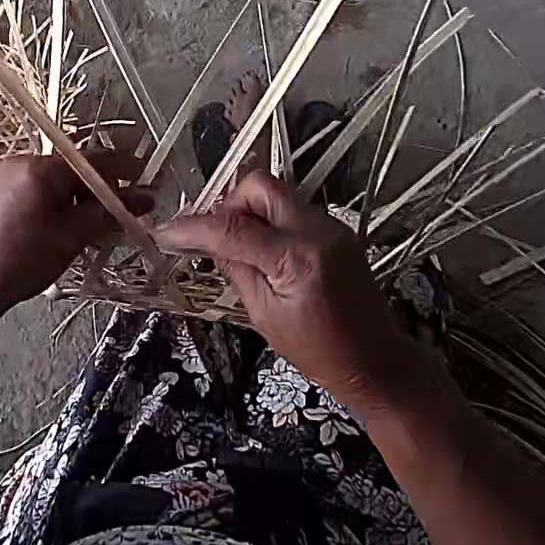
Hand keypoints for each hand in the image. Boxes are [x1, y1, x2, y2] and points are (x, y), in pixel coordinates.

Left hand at [0, 151, 152, 328]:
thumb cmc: (22, 260)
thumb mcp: (73, 236)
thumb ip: (110, 213)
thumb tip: (145, 198)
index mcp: (40, 168)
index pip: (92, 160)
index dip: (123, 169)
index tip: (144, 178)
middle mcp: (21, 163)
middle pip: (74, 168)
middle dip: (101, 188)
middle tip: (122, 211)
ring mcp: (5, 177)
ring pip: (56, 180)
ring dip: (79, 197)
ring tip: (94, 225)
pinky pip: (37, 189)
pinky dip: (58, 202)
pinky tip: (65, 225)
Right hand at [156, 171, 439, 414]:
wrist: (376, 359)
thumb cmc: (318, 351)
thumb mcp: (264, 316)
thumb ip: (236, 268)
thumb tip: (208, 240)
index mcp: (297, 259)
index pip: (233, 229)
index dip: (195, 228)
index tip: (168, 232)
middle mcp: (317, 230)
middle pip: (260, 185)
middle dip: (230, 203)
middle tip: (219, 237)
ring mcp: (331, 225)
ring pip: (277, 192)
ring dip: (250, 211)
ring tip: (242, 248)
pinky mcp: (337, 228)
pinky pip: (293, 208)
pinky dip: (271, 219)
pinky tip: (266, 250)